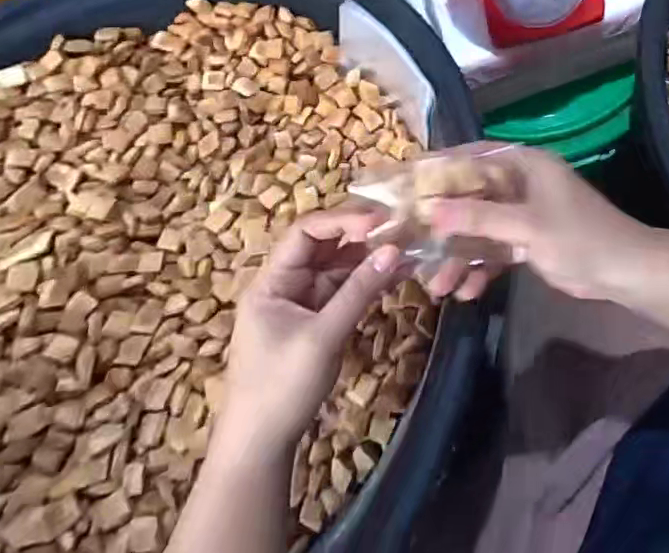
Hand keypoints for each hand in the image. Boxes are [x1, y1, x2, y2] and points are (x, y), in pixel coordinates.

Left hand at [214, 209, 401, 456]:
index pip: (306, 231)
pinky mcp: (320, 320)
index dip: (343, 219)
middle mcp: (287, 283)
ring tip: (409, 247)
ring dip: (372, 256)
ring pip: (341, 265)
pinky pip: (347, 288)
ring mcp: (304, 301)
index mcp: (272, 281)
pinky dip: (371, 280)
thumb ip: (358, 291)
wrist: (259, 449)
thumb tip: (395, 249)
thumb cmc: (280, 389)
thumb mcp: (322, 337)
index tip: (381, 220)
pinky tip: (400, 272)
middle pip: (326, 244)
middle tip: (402, 227)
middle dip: (363, 234)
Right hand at [425, 145, 652, 300]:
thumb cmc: (579, 237)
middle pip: (471, 194)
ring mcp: (524, 211)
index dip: (439, 166)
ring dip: (459, 254)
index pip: (474, 155)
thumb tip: (430, 209)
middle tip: (408, 241)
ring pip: (479, 226)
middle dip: (443, 223)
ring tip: (437, 284)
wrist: (623, 271)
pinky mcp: (527, 239)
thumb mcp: (527, 226)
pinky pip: (494, 248)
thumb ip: (479, 216)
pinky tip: (466, 292)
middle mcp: (521, 182)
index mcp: (525, 164)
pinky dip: (480, 268)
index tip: (405, 181)